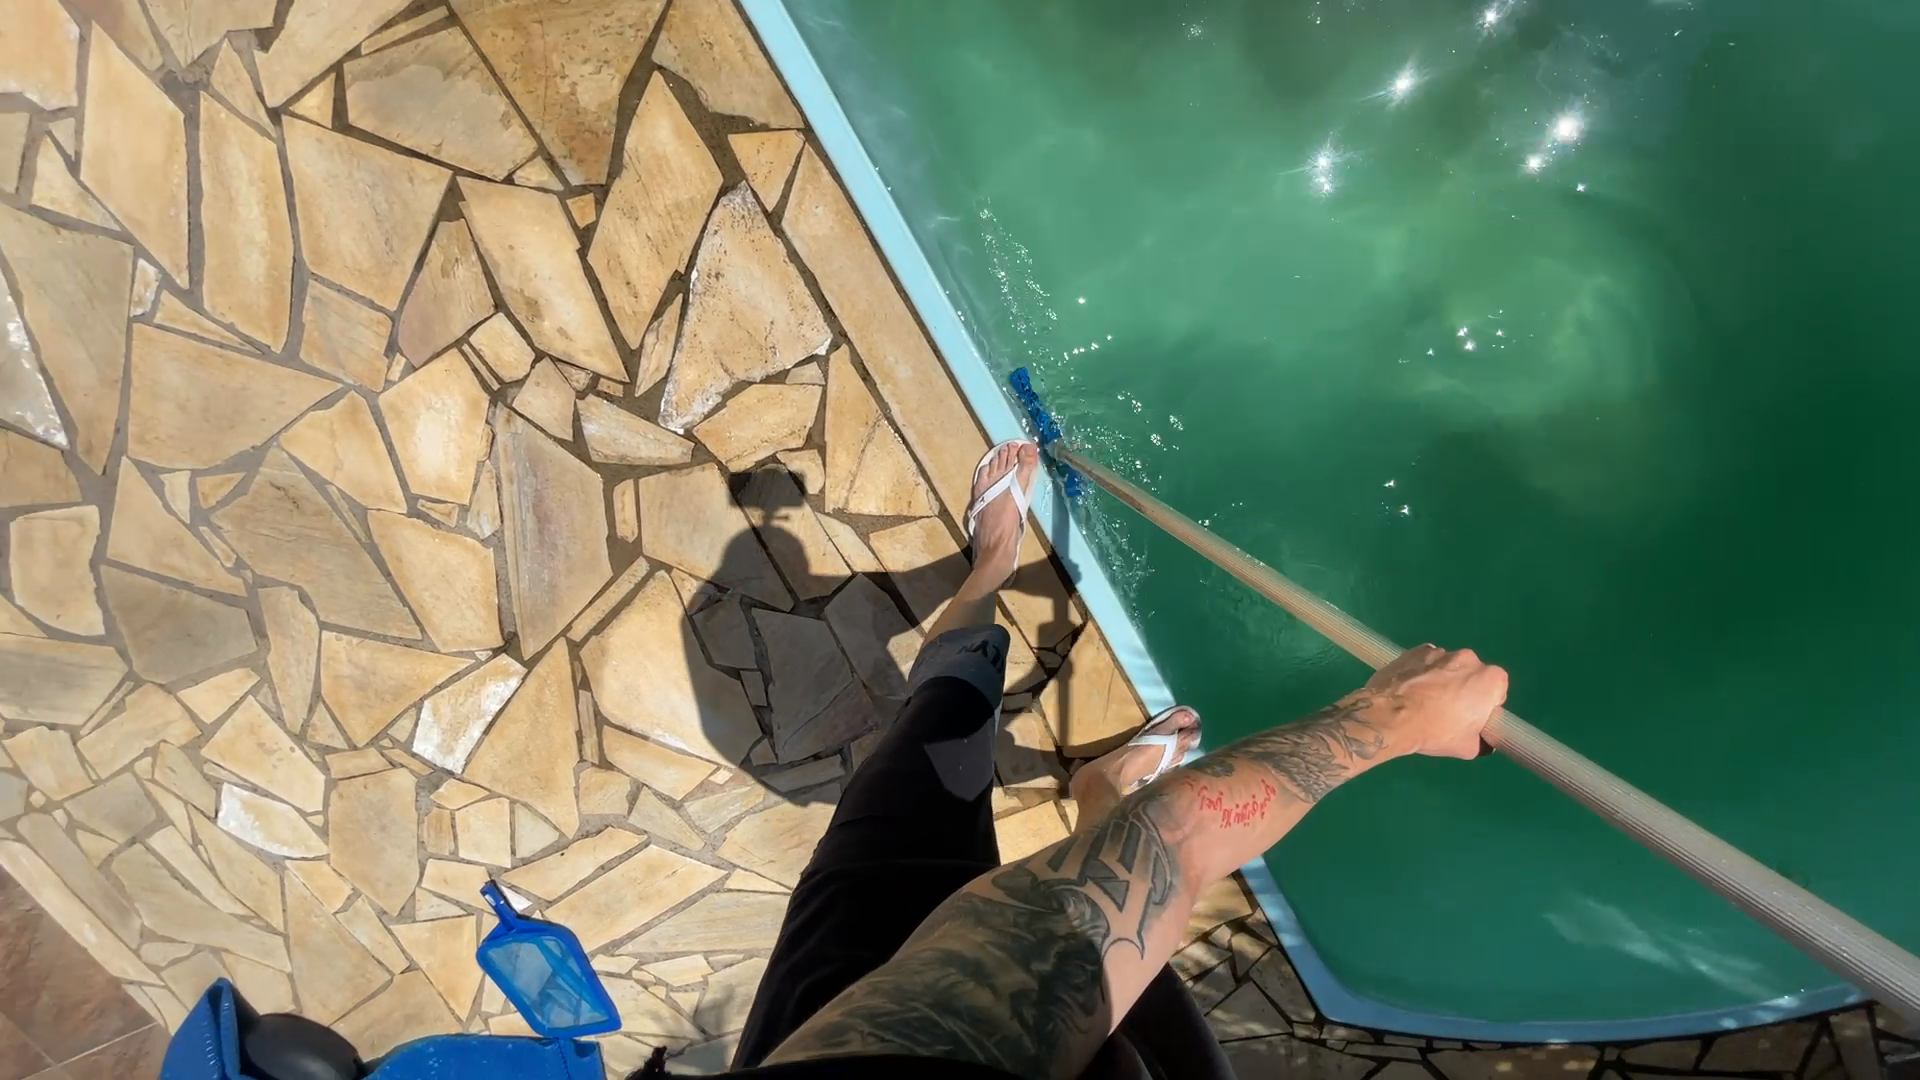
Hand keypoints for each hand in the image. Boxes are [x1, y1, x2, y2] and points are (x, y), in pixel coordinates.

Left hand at [1359, 645, 1507, 759]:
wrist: (1389, 717)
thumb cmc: (1435, 731)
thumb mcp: (1469, 746)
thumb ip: (1481, 737)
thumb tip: (1478, 737)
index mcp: (1490, 679)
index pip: (1496, 689)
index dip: (1485, 703)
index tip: (1472, 715)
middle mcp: (1466, 658)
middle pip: (1470, 674)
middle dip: (1462, 687)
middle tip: (1447, 708)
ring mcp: (1436, 652)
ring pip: (1445, 666)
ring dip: (1439, 678)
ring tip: (1422, 699)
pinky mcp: (1410, 651)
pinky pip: (1422, 661)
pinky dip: (1418, 671)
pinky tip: (1408, 688)